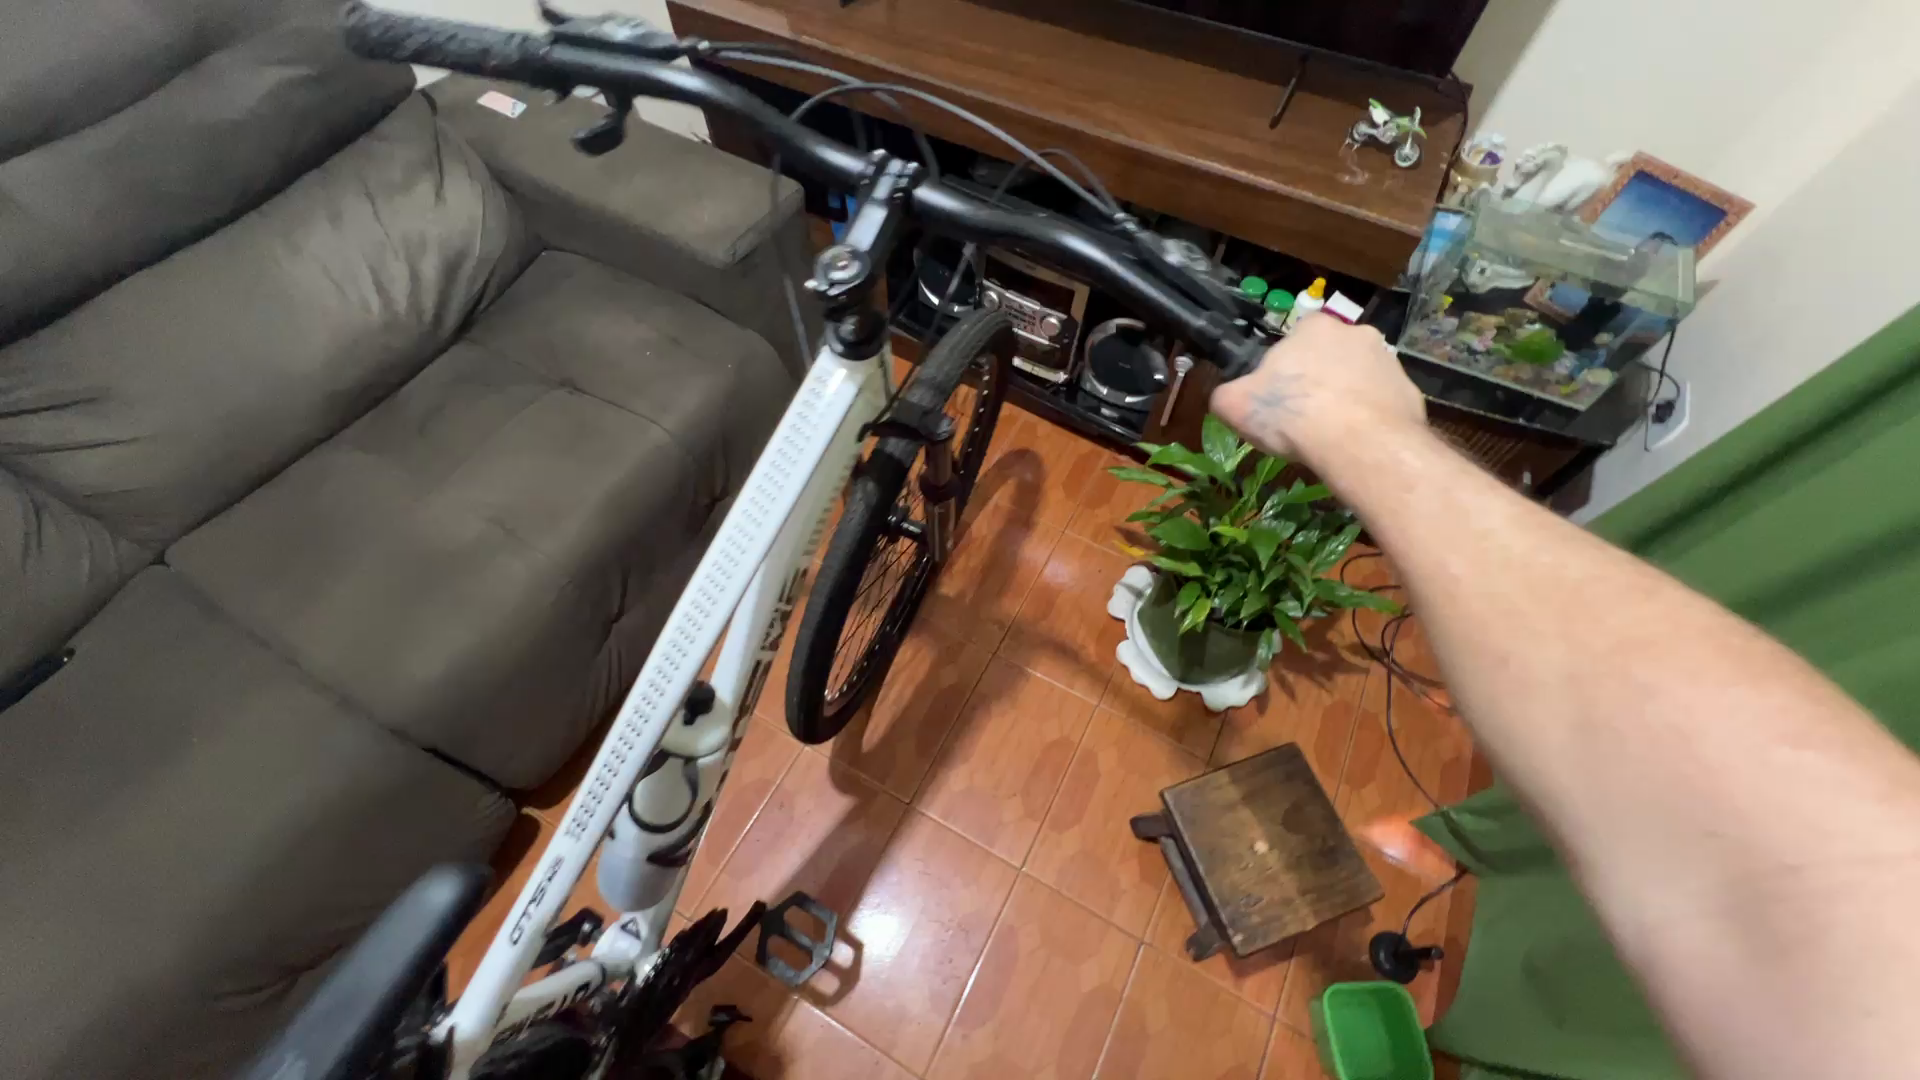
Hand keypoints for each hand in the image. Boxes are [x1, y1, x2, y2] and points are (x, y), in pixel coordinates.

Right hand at [1210, 315, 1426, 466]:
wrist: (1357, 442)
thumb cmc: (1291, 414)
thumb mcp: (1233, 404)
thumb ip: (1225, 394)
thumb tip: (1228, 396)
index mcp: (1312, 326)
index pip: (1293, 339)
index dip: (1282, 368)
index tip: (1277, 396)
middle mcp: (1355, 332)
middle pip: (1327, 356)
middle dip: (1316, 380)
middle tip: (1301, 416)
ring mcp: (1388, 360)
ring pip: (1356, 378)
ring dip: (1343, 398)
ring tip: (1328, 434)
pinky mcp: (1408, 390)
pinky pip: (1380, 402)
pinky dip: (1367, 418)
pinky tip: (1353, 441)